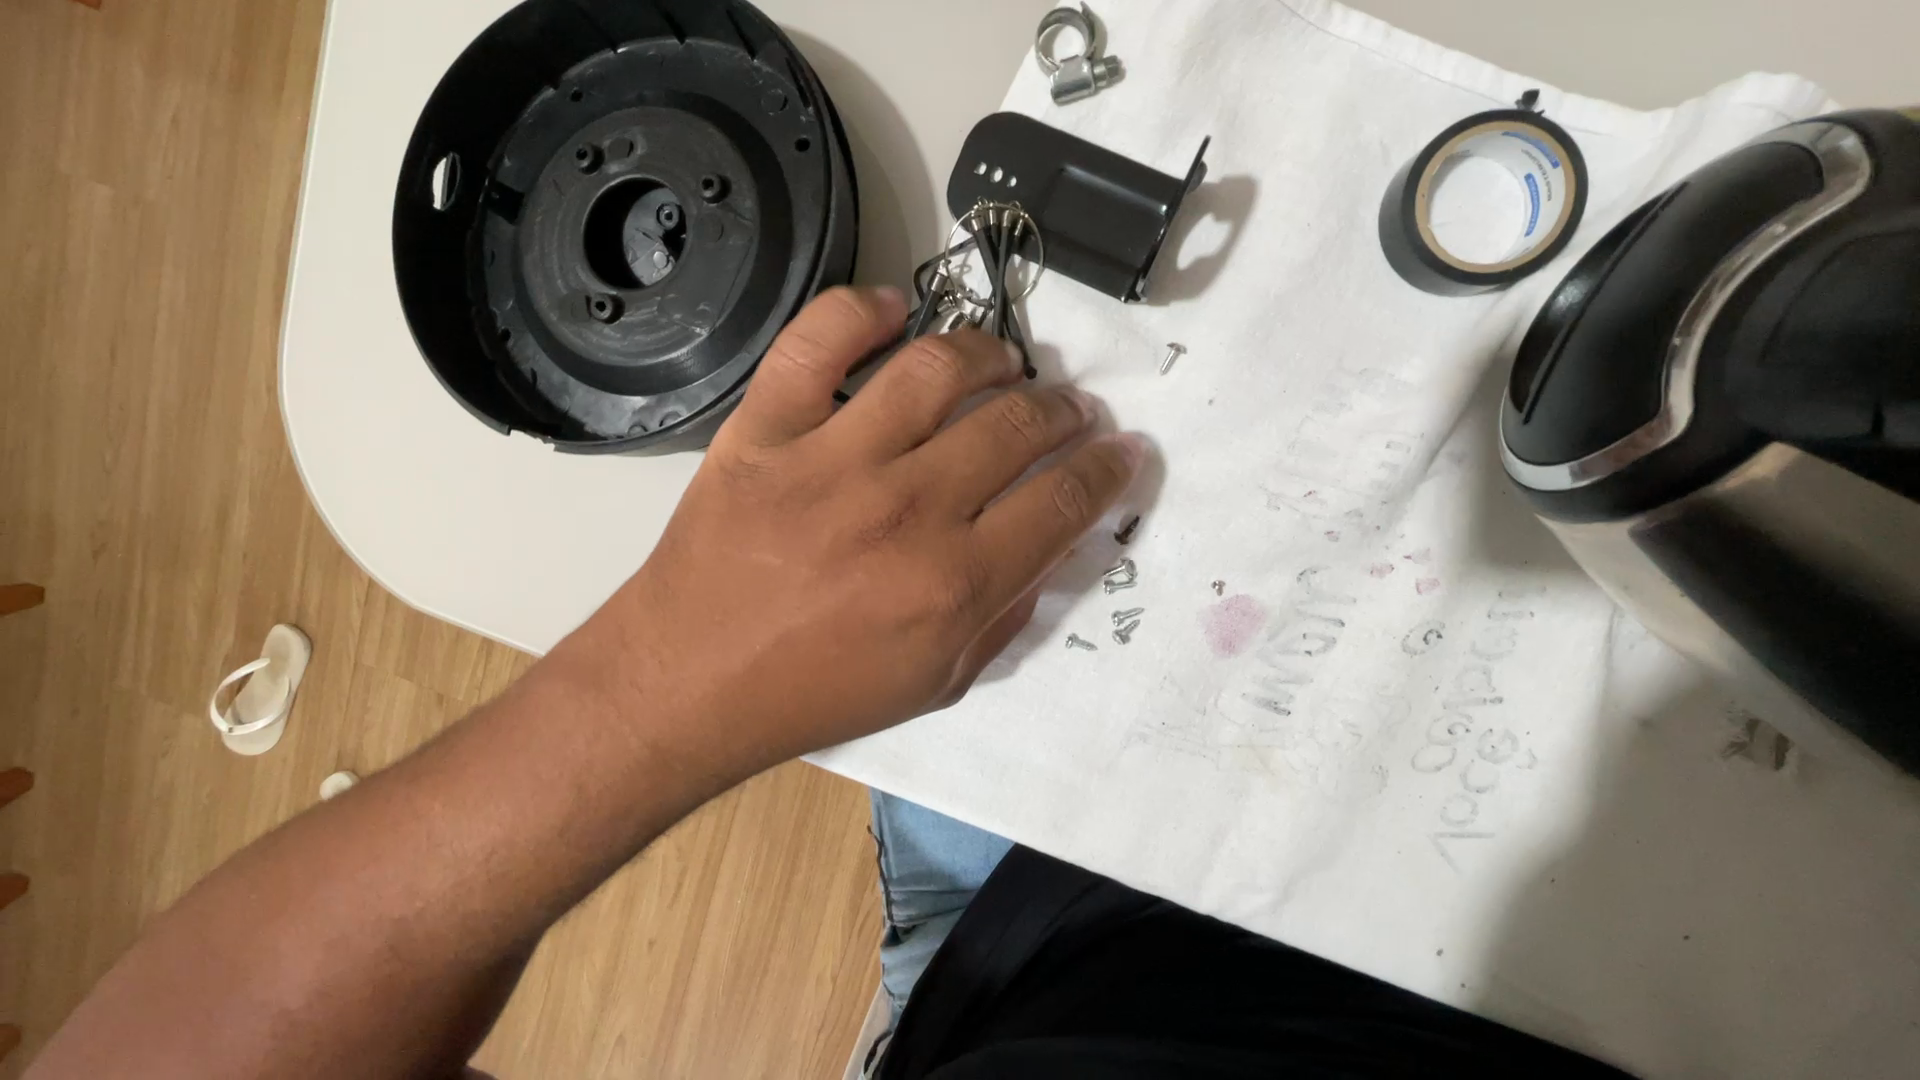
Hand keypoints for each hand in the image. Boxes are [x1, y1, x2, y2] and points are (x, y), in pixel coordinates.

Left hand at [556, 286, 1144, 771]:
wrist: (690, 684)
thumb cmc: (818, 694)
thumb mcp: (938, 683)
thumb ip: (1008, 613)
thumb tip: (1051, 544)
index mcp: (953, 584)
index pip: (1062, 502)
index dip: (1108, 469)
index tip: (1122, 450)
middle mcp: (904, 510)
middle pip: (1015, 426)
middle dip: (1063, 410)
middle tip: (1069, 410)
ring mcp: (830, 460)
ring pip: (937, 368)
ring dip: (989, 354)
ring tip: (1003, 364)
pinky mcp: (764, 430)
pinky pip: (819, 341)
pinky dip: (862, 310)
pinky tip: (895, 312)